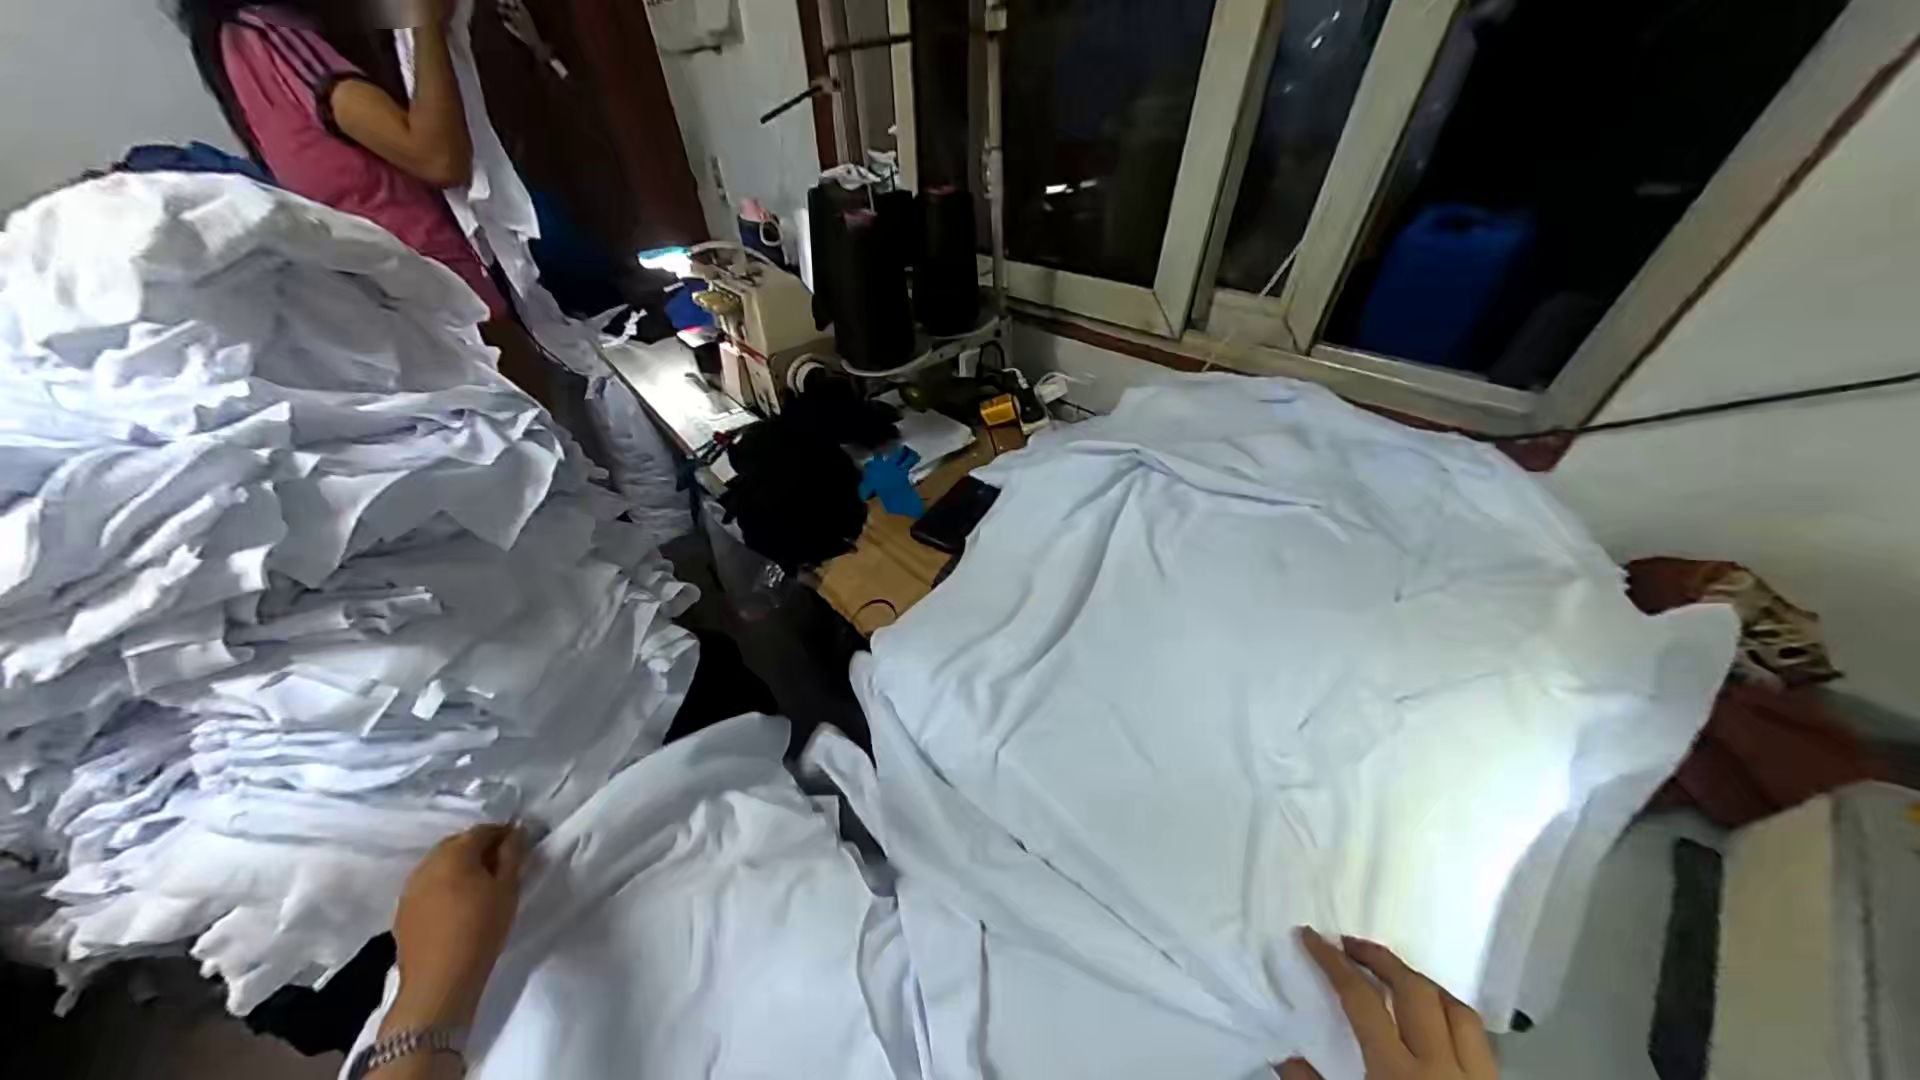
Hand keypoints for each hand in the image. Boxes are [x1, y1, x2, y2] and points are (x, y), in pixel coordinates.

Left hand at [386, 824, 526, 1031]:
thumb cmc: (482, 927)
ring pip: (439, 863)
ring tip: (480, 883)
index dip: (503, 833)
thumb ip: (512, 853)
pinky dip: (444, 883)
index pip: (482, 830)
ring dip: (460, 865)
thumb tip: (515, 832)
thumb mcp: (508, 887)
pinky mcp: (402, 910)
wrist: (439, 981)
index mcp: (454, 854)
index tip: (519, 846)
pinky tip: (457, 901)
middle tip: (501, 864)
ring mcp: (410, 888)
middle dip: (480, 847)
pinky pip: (427, 883)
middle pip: (457, 843)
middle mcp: (427, 865)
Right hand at [1278, 927, 1497, 1079]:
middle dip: (1378, 958)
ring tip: (1392, 973)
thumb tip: (1283, 1057)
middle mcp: (1443, 1072)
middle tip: (1348, 946)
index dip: (1332, 961)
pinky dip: (1450, 1016)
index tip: (1310, 937)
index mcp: (1398, 1077)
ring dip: (1420, 981)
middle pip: (1414, 990)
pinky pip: (1478, 1042)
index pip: (1361, 999)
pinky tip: (1432, 1020)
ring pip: (1457, 1010)